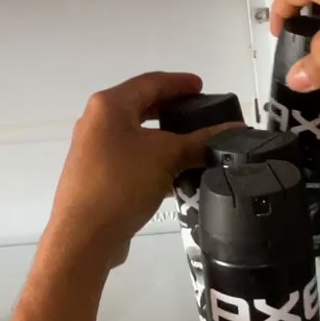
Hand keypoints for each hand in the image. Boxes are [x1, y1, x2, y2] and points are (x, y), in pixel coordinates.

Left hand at [42, 72, 225, 272]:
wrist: (83, 238)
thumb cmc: (121, 184)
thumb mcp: (167, 157)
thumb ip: (202, 141)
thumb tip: (236, 130)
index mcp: (109, 106)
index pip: (150, 82)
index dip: (179, 82)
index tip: (202, 86)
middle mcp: (97, 122)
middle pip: (141, 106)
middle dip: (172, 109)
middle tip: (200, 114)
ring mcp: (94, 150)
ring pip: (137, 134)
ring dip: (165, 138)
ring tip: (194, 144)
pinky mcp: (97, 175)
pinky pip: (131, 157)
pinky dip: (154, 159)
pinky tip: (177, 174)